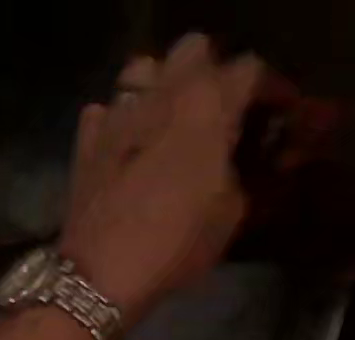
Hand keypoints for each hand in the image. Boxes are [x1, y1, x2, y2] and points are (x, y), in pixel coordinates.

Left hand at [61, 34, 263, 324]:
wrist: (102, 274)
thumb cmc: (174, 245)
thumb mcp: (228, 216)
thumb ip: (238, 172)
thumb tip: (231, 159)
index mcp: (208, 104)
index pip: (249, 70)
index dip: (264, 91)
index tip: (269, 117)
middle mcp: (162, 93)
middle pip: (194, 51)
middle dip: (209, 74)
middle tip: (214, 115)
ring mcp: (118, 112)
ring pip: (144, 69)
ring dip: (160, 87)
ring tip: (166, 123)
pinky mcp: (86, 140)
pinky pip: (105, 111)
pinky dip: (118, 121)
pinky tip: (125, 148)